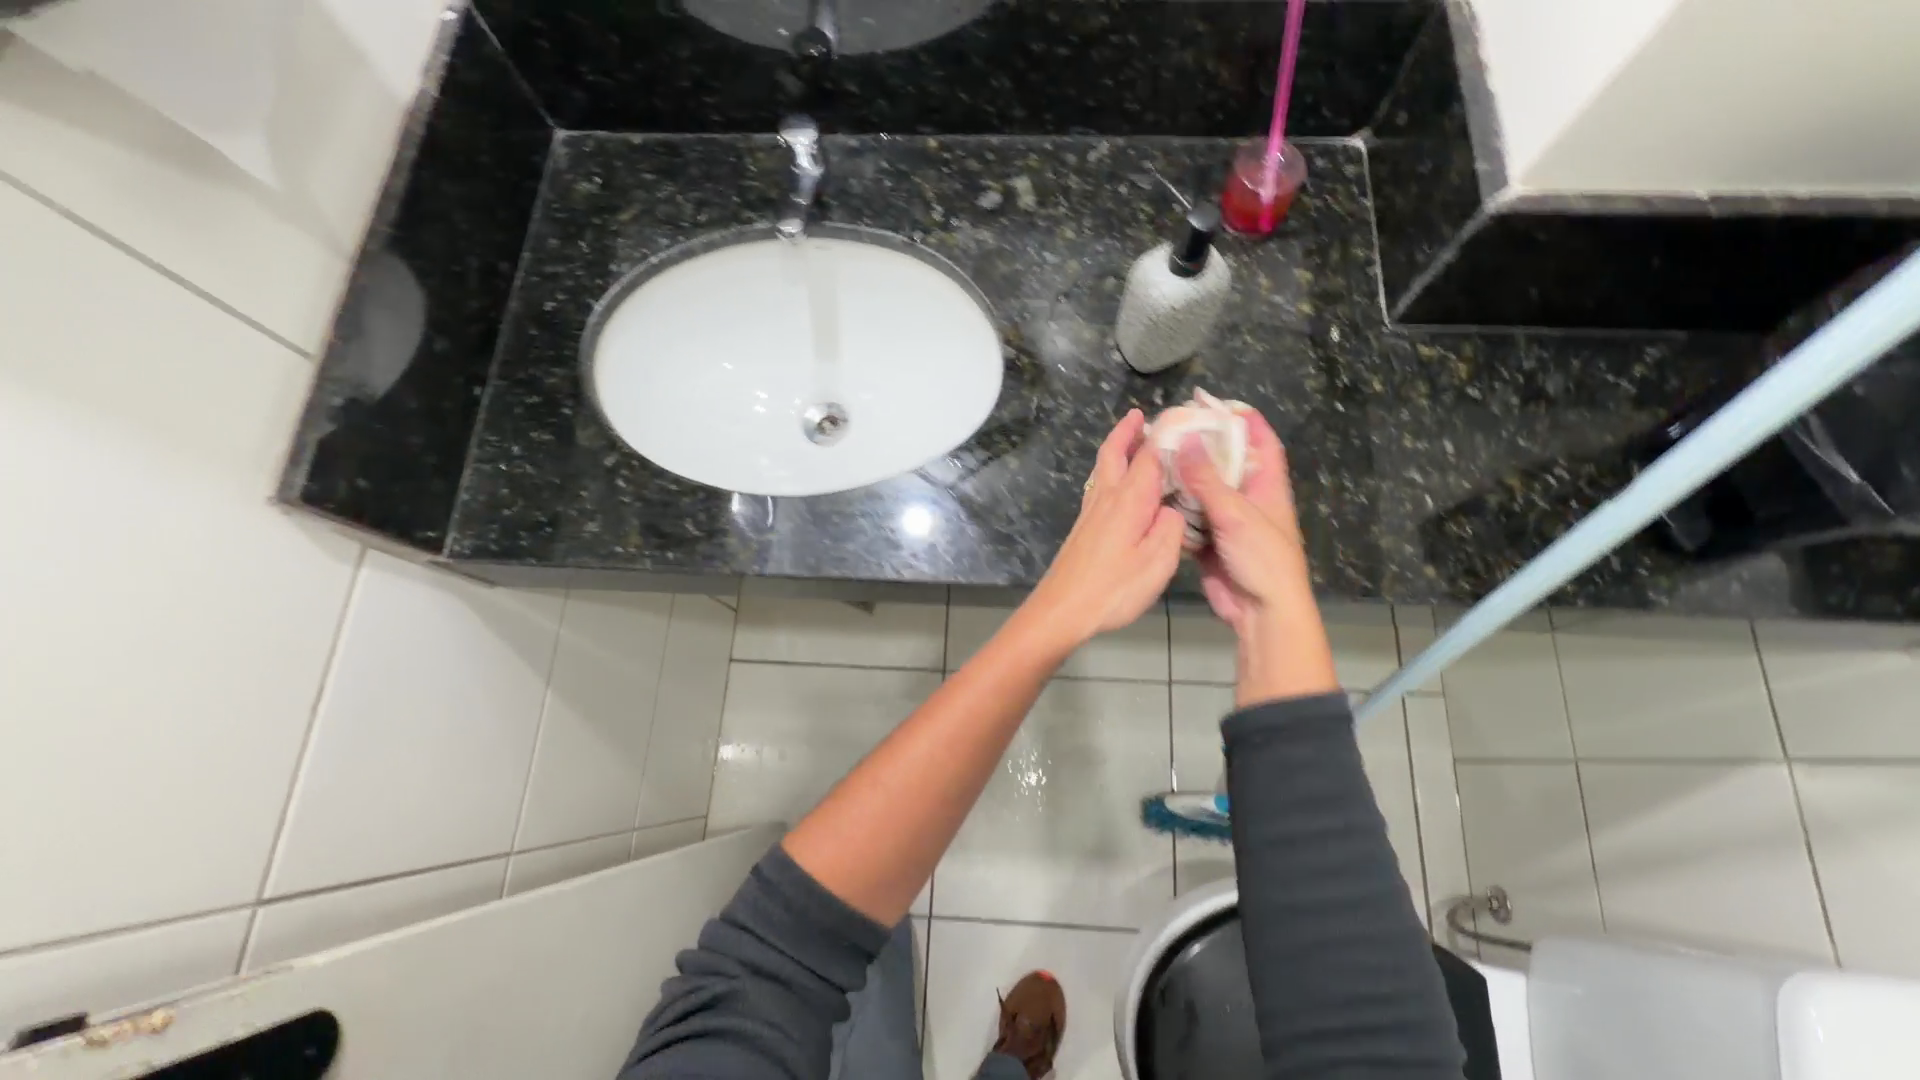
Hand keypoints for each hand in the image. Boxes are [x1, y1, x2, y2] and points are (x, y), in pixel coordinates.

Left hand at [1019, 410, 1185, 653]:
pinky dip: (1111, 473)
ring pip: (1102, 469)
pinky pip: (1099, 487)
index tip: (1181, 419)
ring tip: (1132, 441)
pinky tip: (1120, 486)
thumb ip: (1171, 529)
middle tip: (1140, 416)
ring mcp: (1090, 513)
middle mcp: (1106, 498)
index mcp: (1129, 501)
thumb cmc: (1113, 589)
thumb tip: (1172, 509)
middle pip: (1113, 453)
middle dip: (1126, 432)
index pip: (1149, 456)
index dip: (1165, 435)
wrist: (1062, 610)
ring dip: (1116, 450)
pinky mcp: (1083, 528)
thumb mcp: (1157, 562)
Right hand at [1177, 411, 1337, 702]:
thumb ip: (1208, 479)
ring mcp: (1229, 523)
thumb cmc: (1263, 559)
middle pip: (1226, 465)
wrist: (1261, 613)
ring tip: (1155, 458)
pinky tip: (1153, 497)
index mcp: (1268, 487)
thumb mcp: (1236, 514)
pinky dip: (1175, 510)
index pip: (1261, 443)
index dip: (1244, 421)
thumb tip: (1185, 440)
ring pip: (1204, 493)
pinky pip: (1191, 520)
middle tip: (1171, 430)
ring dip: (1183, 479)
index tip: (1214, 403)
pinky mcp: (1211, 544)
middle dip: (1202, 447)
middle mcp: (1249, 500)